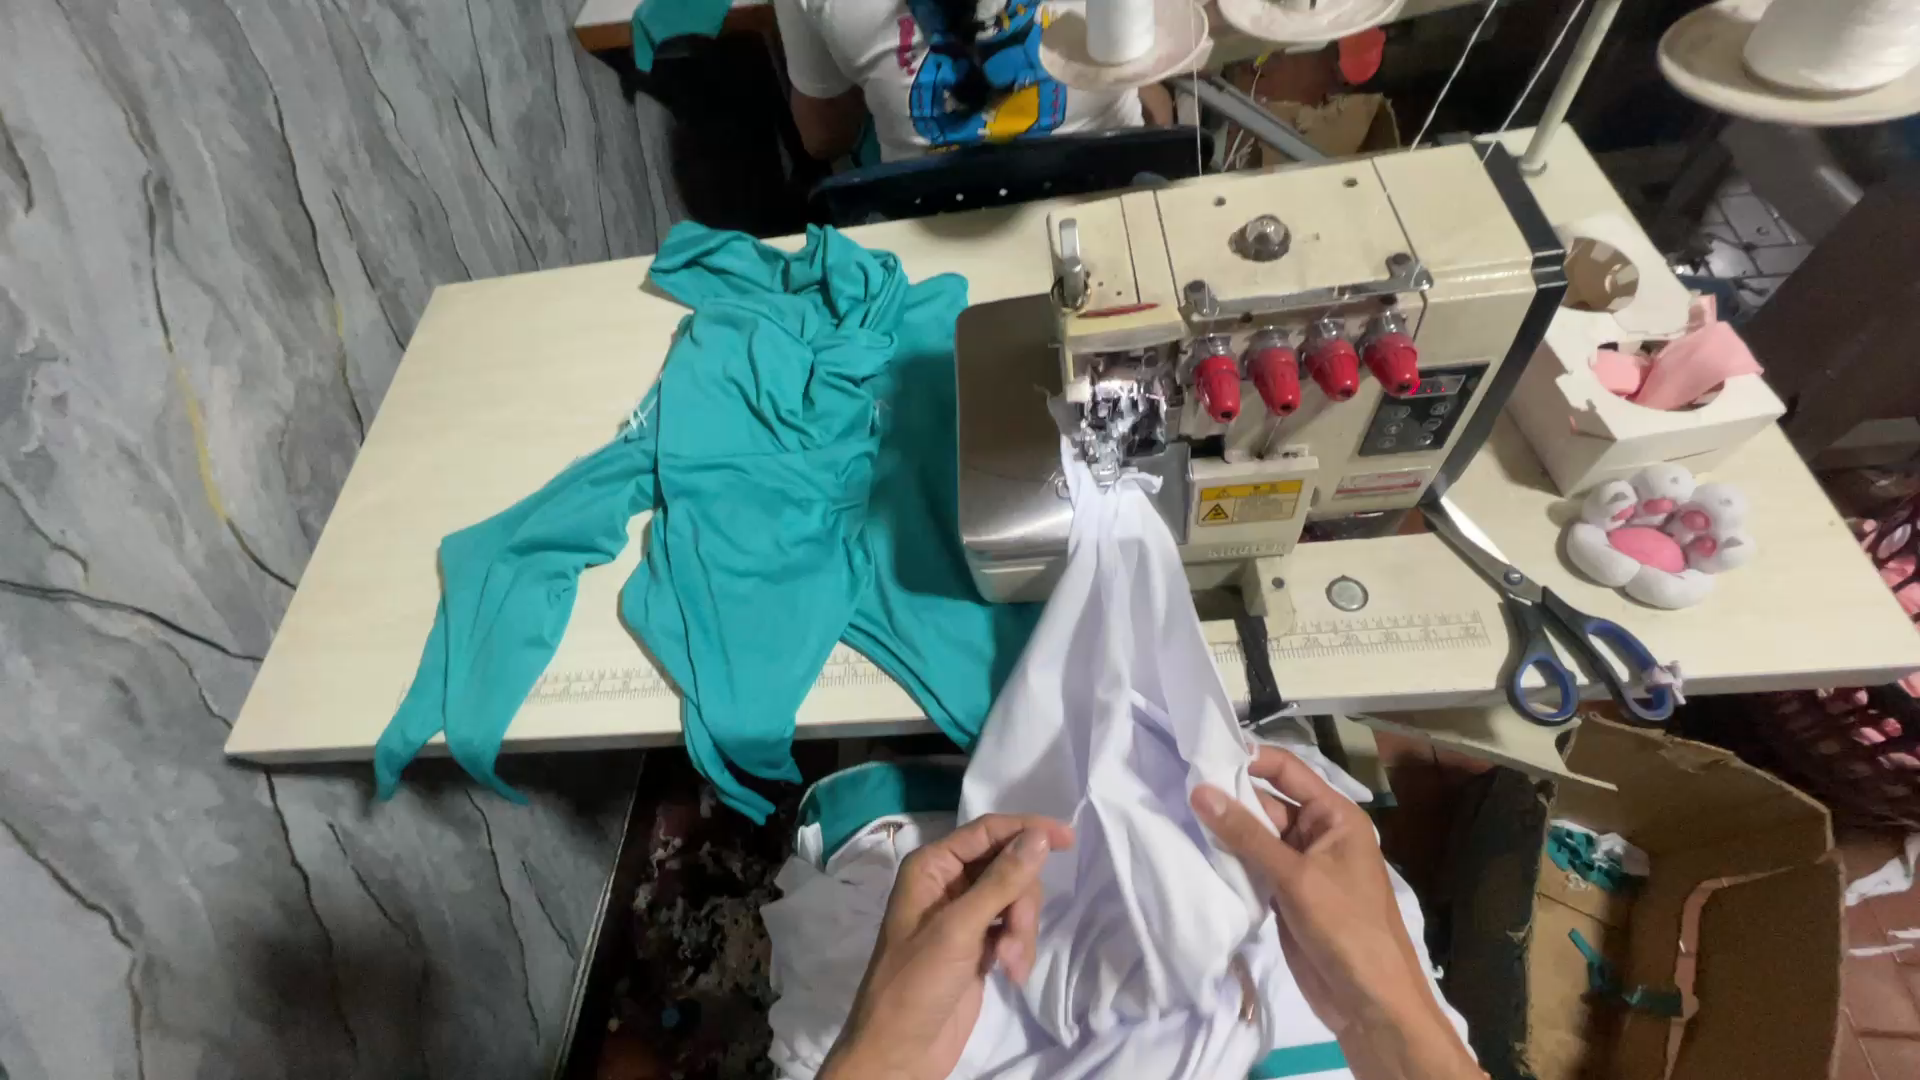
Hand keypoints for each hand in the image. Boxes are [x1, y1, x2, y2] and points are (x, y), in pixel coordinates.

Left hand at [819, 814, 1075, 1079]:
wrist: (898, 1054)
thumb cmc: (915, 983)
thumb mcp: (959, 929)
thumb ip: (1001, 881)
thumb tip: (1039, 836)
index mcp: (932, 865)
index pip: (987, 831)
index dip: (1027, 828)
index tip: (1068, 838)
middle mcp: (948, 881)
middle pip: (1007, 865)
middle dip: (1021, 900)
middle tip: (1016, 937)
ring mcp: (964, 914)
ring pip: (1014, 897)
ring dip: (1021, 929)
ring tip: (1011, 963)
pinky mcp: (978, 943)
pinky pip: (1013, 926)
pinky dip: (1019, 945)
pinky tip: (1012, 972)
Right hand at [1191, 746, 1481, 1079]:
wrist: (1371, 1007)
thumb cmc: (1346, 929)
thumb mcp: (1295, 876)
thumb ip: (1245, 834)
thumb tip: (1199, 790)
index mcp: (1334, 816)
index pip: (1287, 770)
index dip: (1250, 758)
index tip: (1206, 753)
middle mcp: (1317, 832)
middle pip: (1266, 801)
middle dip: (1228, 796)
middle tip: (1181, 786)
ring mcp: (1299, 863)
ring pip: (1254, 833)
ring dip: (1225, 828)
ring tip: (1181, 812)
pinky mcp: (1284, 891)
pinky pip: (1251, 862)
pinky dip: (1229, 857)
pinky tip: (1198, 848)